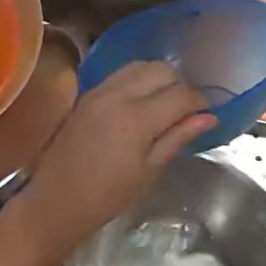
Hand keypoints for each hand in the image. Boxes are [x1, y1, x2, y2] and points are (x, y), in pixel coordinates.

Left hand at [7, 61, 215, 257]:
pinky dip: (136, 80)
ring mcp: (99, 92)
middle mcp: (117, 95)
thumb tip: (209, 117)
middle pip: (161, 70)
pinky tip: (141, 102)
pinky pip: (119, 75)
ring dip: (158, 78)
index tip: (207, 113)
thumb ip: (177, 137)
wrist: (57, 199)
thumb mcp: (149, 170)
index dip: (200, 102)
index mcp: (137, 118)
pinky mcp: (86, 95)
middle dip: (180, 85)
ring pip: (139, 66)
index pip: (180, 95)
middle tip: (186, 109)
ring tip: (164, 104)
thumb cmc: (107, 195)